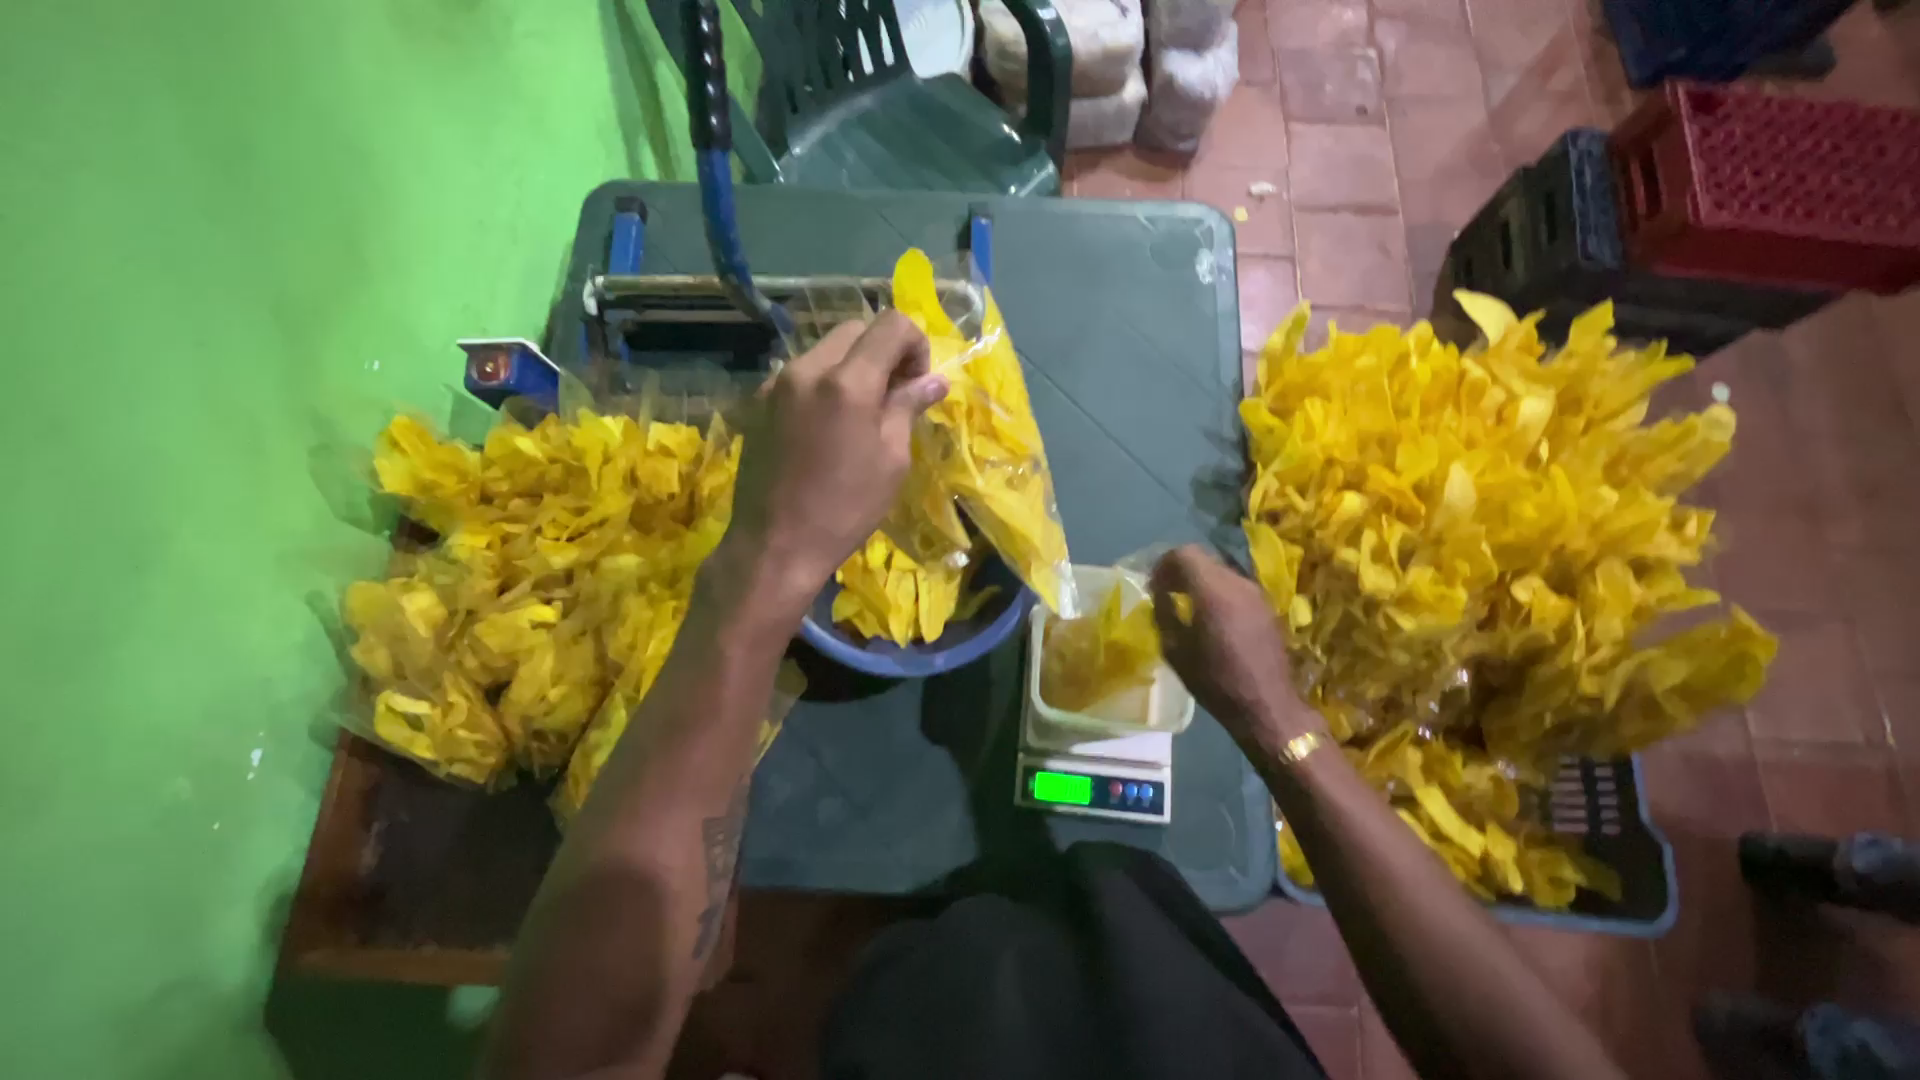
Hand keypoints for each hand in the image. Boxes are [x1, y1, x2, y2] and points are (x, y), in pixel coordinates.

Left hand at [721, 312, 949, 611]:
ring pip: (826, 349)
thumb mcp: (891, 461)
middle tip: (893, 396)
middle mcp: (807, 368)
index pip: (891, 325)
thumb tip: (933, 381)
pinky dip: (824, 383)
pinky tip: (827, 426)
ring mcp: (776, 382)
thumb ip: (907, 408)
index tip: (916, 383)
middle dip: (883, 351)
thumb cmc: (844, 510)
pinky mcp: (758, 401)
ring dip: (852, 366)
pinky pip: (800, 373)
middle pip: (856, 329)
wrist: (774, 545)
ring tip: (860, 413)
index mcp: (846, 382)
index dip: (915, 345)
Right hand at [1150, 546, 1323, 759]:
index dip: (1163, 564)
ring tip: (1188, 606)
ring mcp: (1256, 593)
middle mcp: (1238, 583)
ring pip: (1220, 571)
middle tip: (1167, 593)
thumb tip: (1160, 594)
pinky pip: (1235, 586)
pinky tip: (1212, 618)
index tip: (1154, 585)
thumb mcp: (1176, 650)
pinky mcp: (1267, 606)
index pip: (1184, 553)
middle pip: (1203, 558)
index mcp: (1213, 592)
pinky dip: (1218, 592)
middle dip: (1180, 570)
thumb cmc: (1215, 681)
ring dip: (1200, 581)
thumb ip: (1164, 614)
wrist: (1266, 705)